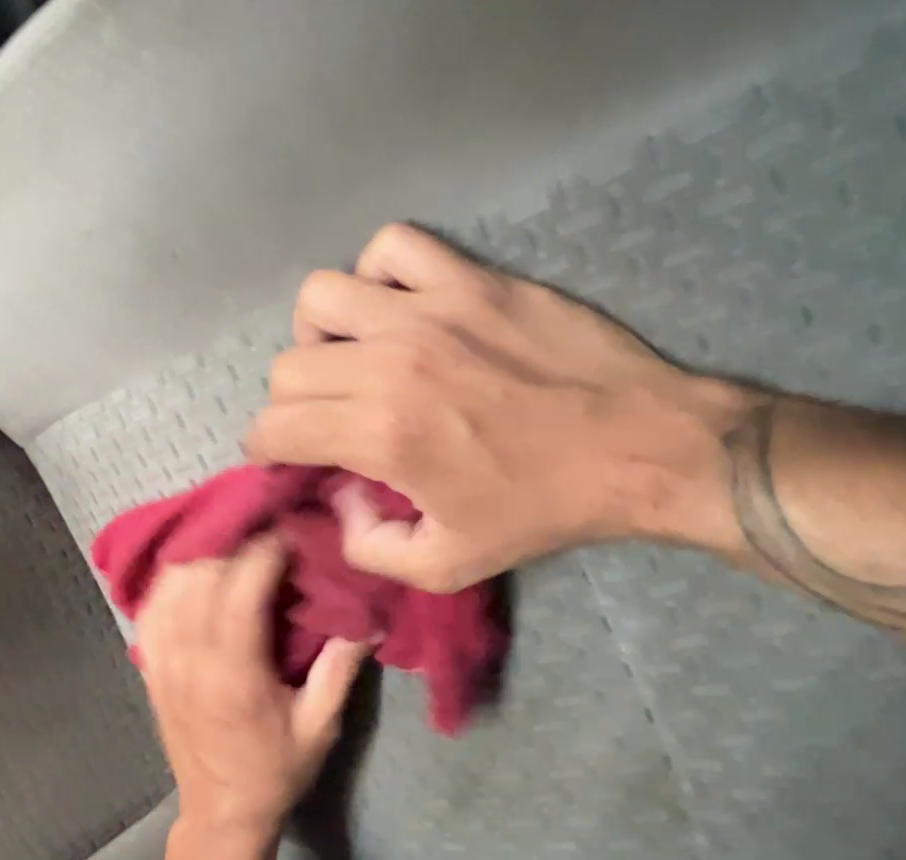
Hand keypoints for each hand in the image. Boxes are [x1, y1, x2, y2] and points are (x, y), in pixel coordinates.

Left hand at [135, 537, 373, 841]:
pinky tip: (194, 565)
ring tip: (235, 534)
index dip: (266, 549)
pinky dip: (171, 576)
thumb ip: (339, 667)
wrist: (220, 812)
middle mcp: (189, 659)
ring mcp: (161, 660)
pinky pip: (150, 604)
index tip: (291, 529)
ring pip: (170, 582)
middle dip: (234, 538)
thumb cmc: (275, 770)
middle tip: (265, 520)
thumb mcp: (320, 725)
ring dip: (201, 550)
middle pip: (201, 574)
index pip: (241, 588)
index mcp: (234, 674)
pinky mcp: (149, 663)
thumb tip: (369, 616)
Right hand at [246, 223, 754, 591]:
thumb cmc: (542, 509)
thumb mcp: (446, 565)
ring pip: (319, 298)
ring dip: (319, 335)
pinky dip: (376, 275)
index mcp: (380, 435)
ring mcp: (428, 310)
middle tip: (325, 423)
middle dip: (291, 405)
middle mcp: (389, 363)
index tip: (285, 458)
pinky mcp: (469, 279)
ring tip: (349, 357)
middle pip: (288, 368)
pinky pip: (390, 248)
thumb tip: (339, 501)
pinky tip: (396, 308)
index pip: (275, 428)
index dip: (267, 449)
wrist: (639, 446)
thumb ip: (368, 547)